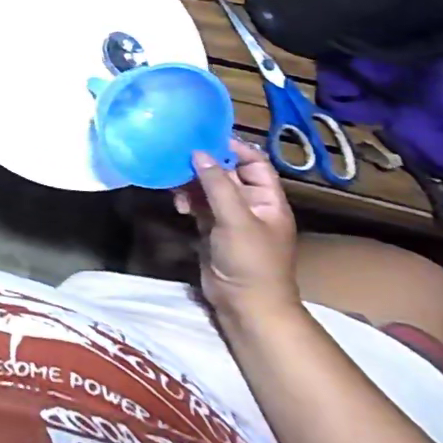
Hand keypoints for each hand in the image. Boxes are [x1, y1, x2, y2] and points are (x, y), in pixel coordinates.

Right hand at [174, 140, 300, 322]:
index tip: (205, 136)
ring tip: (175, 182)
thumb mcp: (236, 219)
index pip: (254, 162)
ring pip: (210, 188)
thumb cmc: (251, 261)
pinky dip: (188, 200)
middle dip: (205, 164)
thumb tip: (199, 152)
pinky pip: (199, 205)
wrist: (247, 306)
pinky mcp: (213, 230)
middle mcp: (251, 205)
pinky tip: (177, 203)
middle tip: (179, 155)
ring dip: (192, 183)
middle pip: (228, 173)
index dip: (233, 148)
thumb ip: (217, 184)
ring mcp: (231, 218)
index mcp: (268, 199)